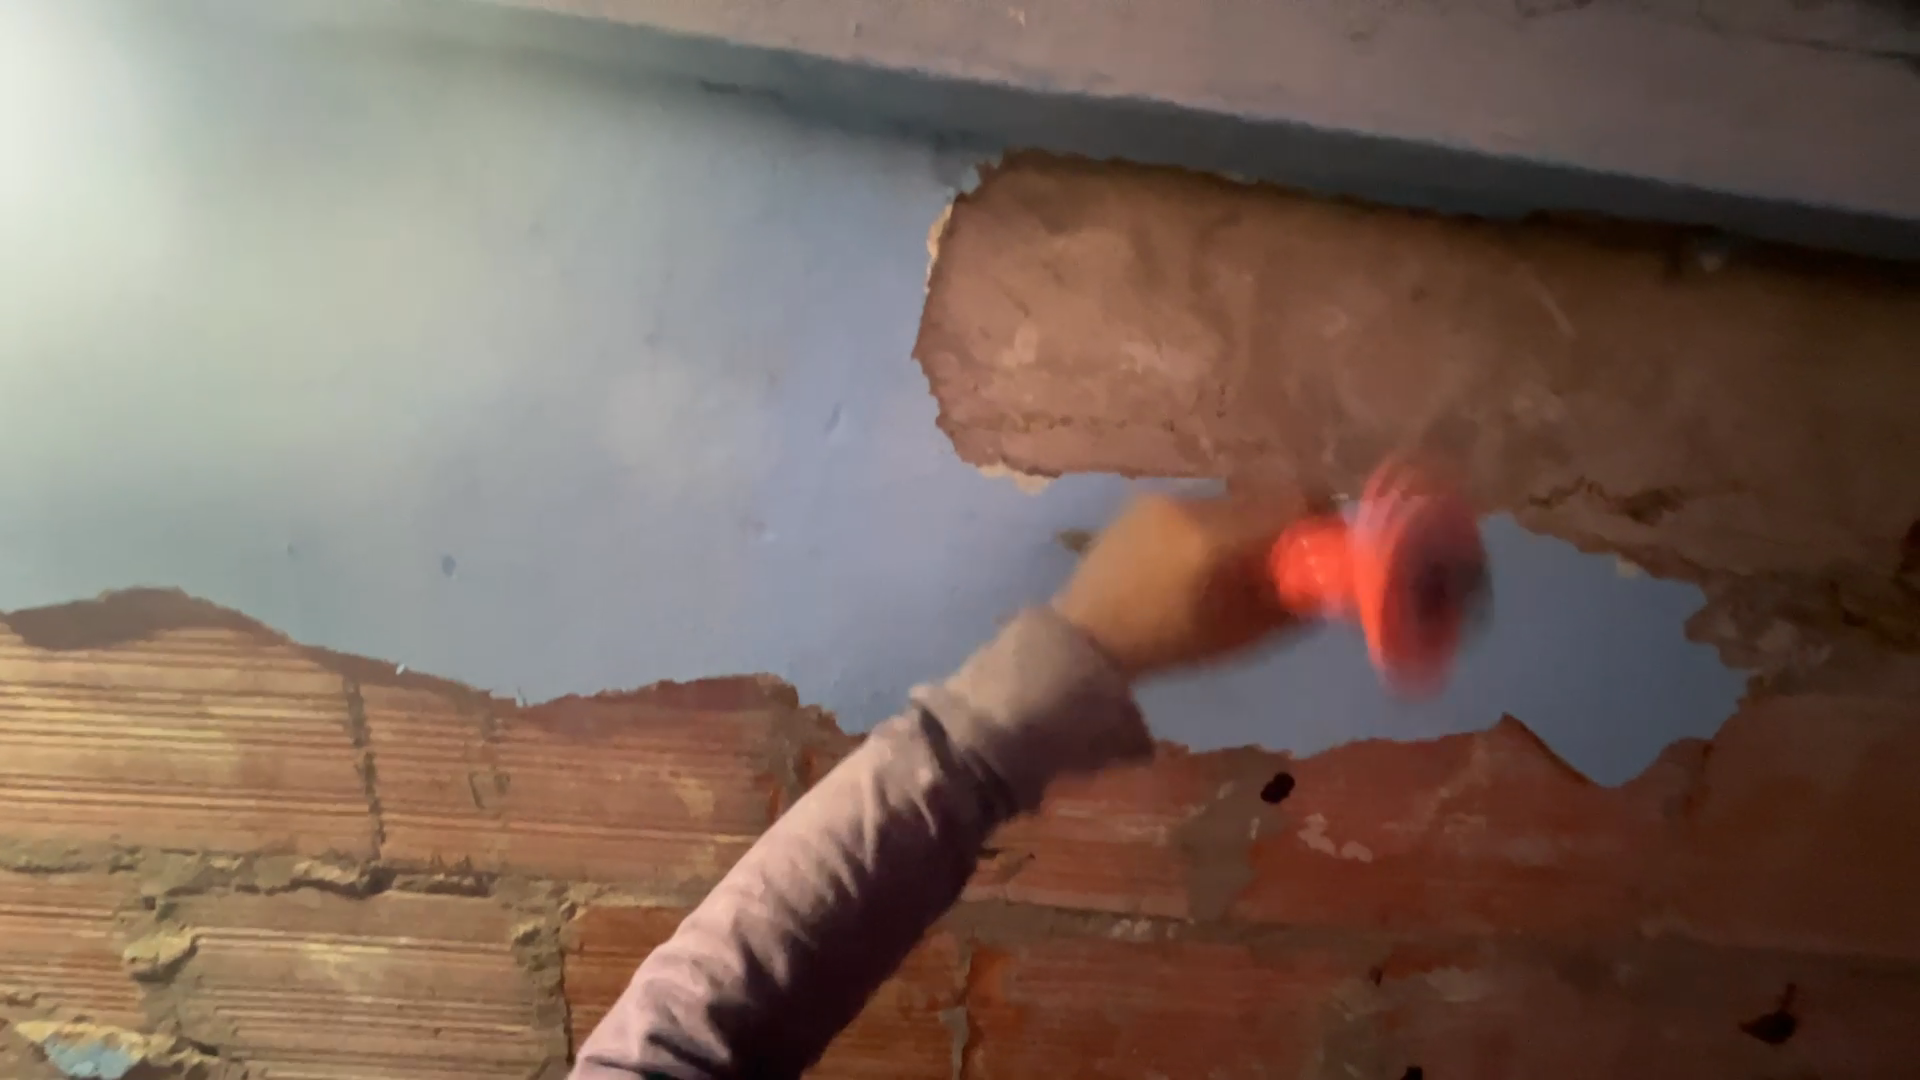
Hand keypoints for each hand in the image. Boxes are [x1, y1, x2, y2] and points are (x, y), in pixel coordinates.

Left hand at [1052, 492, 1312, 677]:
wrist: (1085, 634)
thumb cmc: (1165, 643)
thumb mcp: (1239, 632)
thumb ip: (1292, 601)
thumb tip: (1331, 578)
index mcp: (1215, 537)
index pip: (1294, 501)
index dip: (1321, 518)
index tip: (1324, 545)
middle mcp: (1190, 504)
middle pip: (1262, 495)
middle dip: (1281, 522)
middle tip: (1283, 558)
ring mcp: (1162, 498)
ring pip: (1229, 500)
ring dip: (1243, 523)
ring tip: (1232, 563)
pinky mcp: (1142, 502)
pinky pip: (1196, 505)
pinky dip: (1210, 524)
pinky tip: (1197, 556)